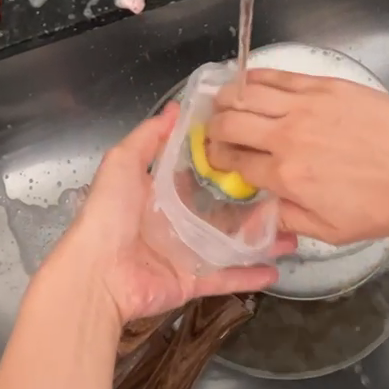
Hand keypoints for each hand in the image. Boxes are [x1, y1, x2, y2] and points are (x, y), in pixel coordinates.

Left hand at [41, 104, 290, 325]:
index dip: (223, 163)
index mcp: (160, 192)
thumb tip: (175, 108)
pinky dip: (249, 275)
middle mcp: (176, 221)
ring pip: (230, 244)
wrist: (98, 272)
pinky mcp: (192, 281)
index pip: (197, 174)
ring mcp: (186, 253)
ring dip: (259, 239)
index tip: (253, 150)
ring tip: (291, 232)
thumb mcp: (123, 162)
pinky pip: (226, 277)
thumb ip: (150, 136)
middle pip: (220, 210)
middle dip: (250, 203)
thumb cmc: (109, 212)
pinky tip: (277, 268)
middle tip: (282, 192)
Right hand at [206, 67, 388, 244]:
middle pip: (230, 124)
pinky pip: (275, 76)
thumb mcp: (334, 232)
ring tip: (224, 104)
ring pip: (245, 94)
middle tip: (215, 133)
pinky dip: (253, 77)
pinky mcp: (321, 85)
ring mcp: (303, 106)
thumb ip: (290, 221)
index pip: (236, 163)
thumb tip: (260, 214)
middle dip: (214, 130)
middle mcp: (286, 137)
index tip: (218, 161)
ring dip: (226, 99)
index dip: (220, 161)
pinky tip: (247, 82)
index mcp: (287, 176)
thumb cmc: (384, 204)